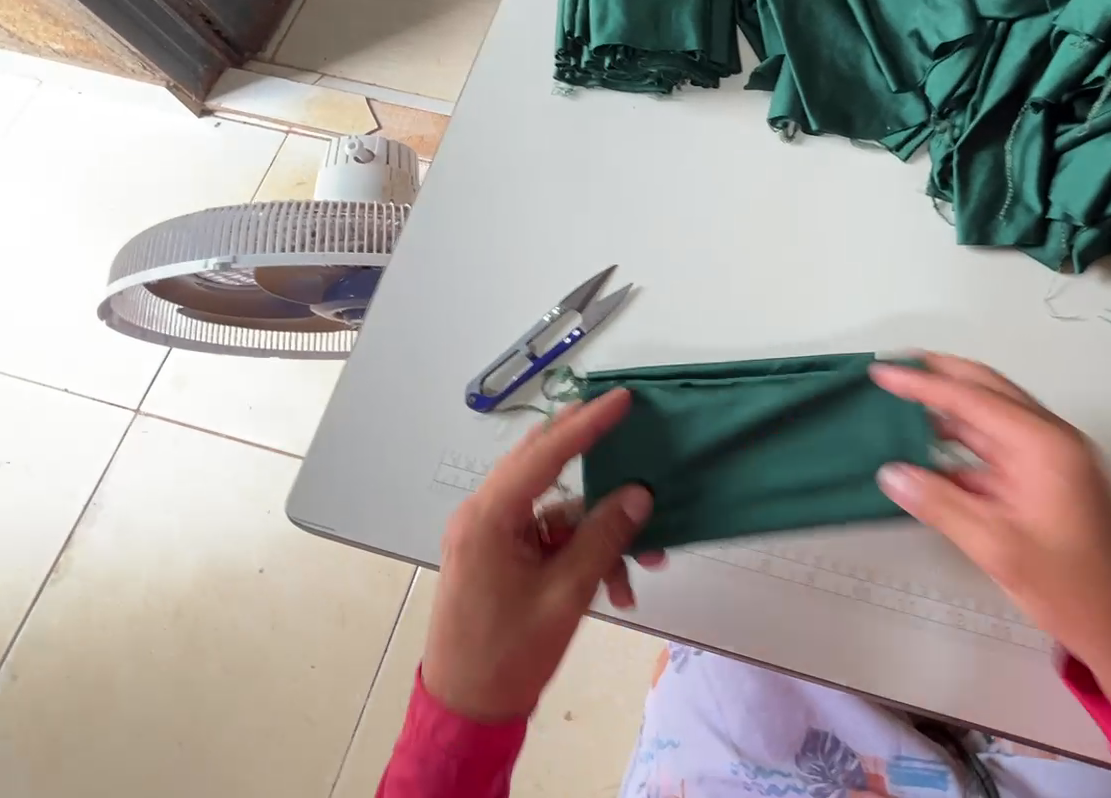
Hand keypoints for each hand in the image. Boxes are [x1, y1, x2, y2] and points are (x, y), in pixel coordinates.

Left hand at [422, 389, 660, 720]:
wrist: (466, 713)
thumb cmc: (509, 654)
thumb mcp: (566, 594)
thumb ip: (603, 537)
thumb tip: (639, 493)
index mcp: (489, 517)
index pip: (544, 453)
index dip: (588, 424)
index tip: (622, 398)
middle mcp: (486, 514)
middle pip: (543, 465)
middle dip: (591, 453)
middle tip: (627, 426)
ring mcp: (493, 535)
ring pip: (557, 508)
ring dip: (600, 529)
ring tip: (644, 559)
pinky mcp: (502, 555)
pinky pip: (551, 536)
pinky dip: (584, 552)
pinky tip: (616, 586)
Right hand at [871, 354, 1110, 708]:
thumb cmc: (1068, 588)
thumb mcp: (997, 548)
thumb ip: (940, 504)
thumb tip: (889, 472)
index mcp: (1044, 444)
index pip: (973, 398)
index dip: (922, 382)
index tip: (881, 371)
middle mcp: (1050, 438)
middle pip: (987, 390)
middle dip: (939, 375)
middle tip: (891, 368)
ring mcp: (1050, 457)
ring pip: (991, 417)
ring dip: (947, 409)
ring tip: (900, 404)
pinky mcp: (1045, 478)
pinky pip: (996, 447)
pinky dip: (960, 444)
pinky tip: (925, 453)